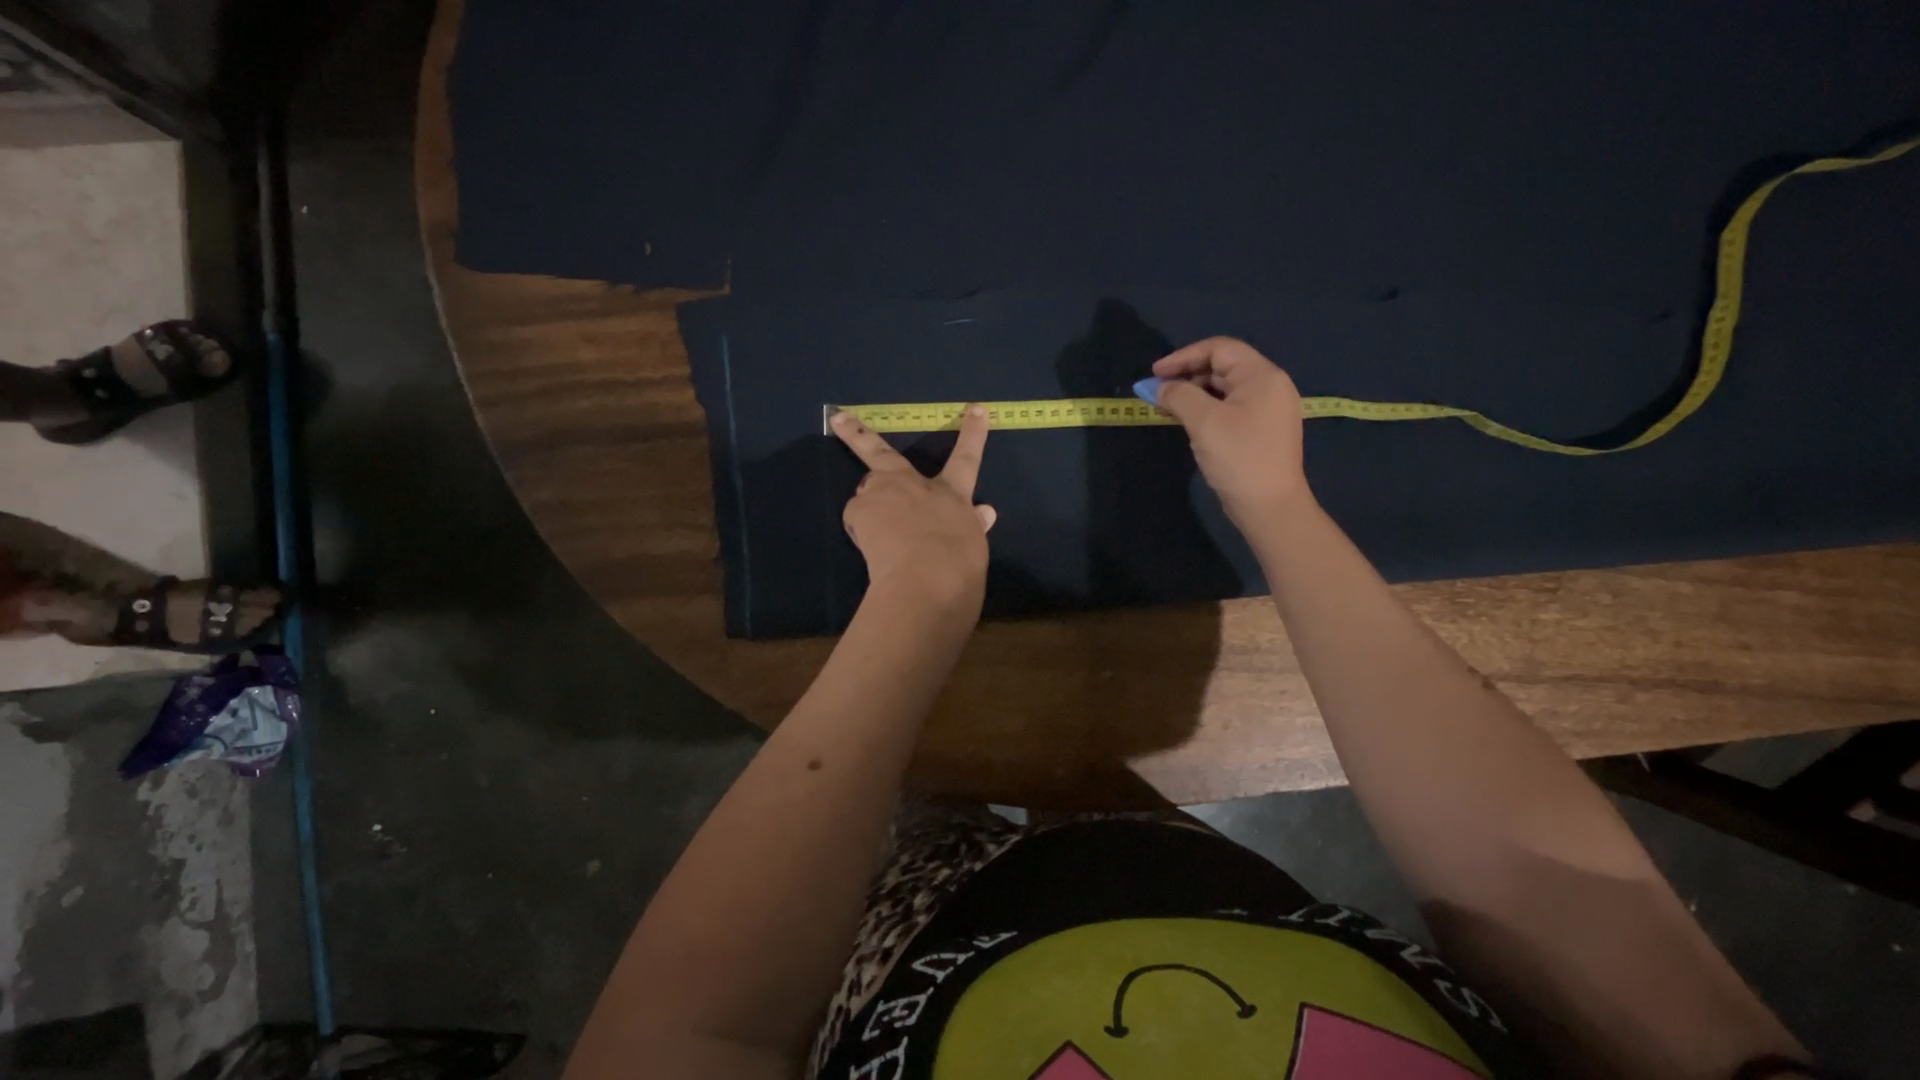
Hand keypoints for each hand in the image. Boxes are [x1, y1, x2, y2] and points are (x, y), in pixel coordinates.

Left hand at [830, 405, 996, 610]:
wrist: (928, 580)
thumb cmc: (959, 567)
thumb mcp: (973, 545)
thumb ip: (972, 526)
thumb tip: (985, 513)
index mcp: (951, 495)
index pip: (966, 459)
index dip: (972, 434)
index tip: (976, 409)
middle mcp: (915, 485)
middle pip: (881, 453)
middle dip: (858, 433)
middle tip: (838, 418)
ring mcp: (883, 492)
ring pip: (868, 494)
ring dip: (869, 507)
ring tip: (880, 538)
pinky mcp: (859, 509)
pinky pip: (858, 522)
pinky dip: (863, 534)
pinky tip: (874, 551)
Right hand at [1151, 337, 1310, 526]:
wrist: (1270, 506)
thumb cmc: (1239, 457)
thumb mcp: (1204, 421)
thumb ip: (1179, 396)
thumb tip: (1160, 388)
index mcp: (1262, 376)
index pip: (1220, 349)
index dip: (1184, 356)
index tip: (1155, 373)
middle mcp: (1270, 387)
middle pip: (1222, 367)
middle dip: (1187, 375)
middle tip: (1157, 391)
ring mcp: (1267, 410)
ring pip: (1224, 389)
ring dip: (1193, 394)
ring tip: (1166, 406)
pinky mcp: (1260, 430)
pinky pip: (1229, 408)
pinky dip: (1205, 409)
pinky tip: (1186, 421)